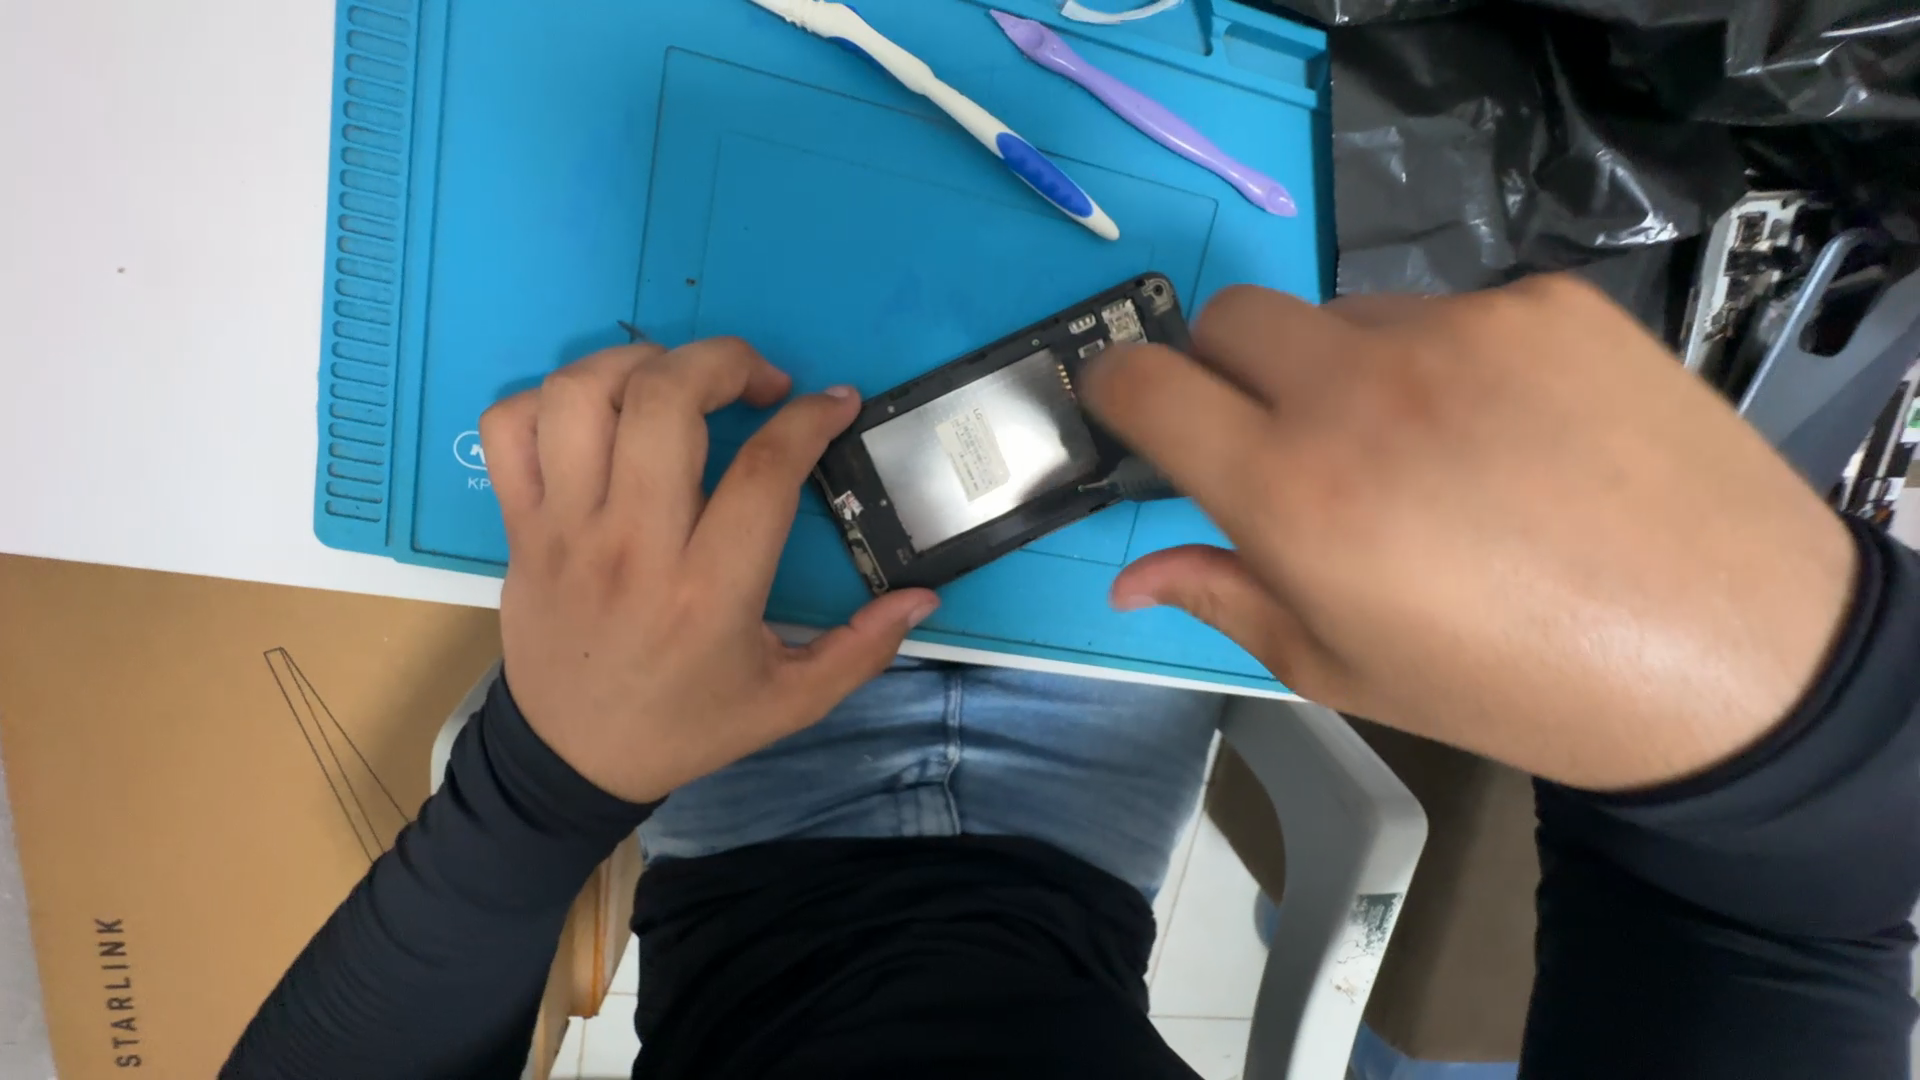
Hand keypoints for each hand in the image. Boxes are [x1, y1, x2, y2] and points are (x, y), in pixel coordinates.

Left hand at [480, 340, 938, 803]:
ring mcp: (563, 530)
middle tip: (762, 383)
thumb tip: (925, 598)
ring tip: (682, 382)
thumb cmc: (689, 725)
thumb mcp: (792, 702)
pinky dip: (553, 395)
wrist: (570, 762)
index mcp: (709, 590)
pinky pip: (509, 427)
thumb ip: (865, 649)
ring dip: (644, 362)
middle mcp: (633, 545)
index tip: (837, 404)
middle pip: (667, 403)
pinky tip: (604, 413)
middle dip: (726, 362)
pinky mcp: (518, 528)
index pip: (764, 470)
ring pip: (583, 396)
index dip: (811, 420)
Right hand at [1083, 277, 1856, 789]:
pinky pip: (1437, 311)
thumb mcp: (1329, 663)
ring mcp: (1457, 330)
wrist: (1730, 657)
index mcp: (1289, 490)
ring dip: (1325, 365)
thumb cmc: (1494, 681)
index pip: (1148, 385)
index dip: (1112, 382)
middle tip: (1259, 428)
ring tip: (1397, 438)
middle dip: (1215, 363)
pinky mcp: (1545, 304)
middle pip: (1226, 314)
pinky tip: (1487, 423)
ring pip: (1332, 313)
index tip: (1119, 398)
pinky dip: (1426, 358)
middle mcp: (1357, 389)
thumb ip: (1214, 595)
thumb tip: (1125, 580)